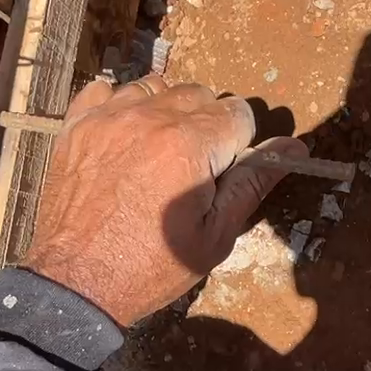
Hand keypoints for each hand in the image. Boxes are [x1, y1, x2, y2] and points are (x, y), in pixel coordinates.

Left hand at [20, 76, 307, 326]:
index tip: (222, 175)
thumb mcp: (215, 236)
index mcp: (190, 144)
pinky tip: (124, 138)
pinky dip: (122, 106)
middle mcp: (150, 117)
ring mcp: (109, 116)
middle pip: (199, 94)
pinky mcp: (77, 124)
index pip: (238, 114)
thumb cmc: (151, 268)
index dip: (238, 146)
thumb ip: (252, 184)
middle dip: (206, 124)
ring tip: (158, 153)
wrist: (78, 283)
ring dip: (167, 111)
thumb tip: (294, 145)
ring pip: (156, 87)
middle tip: (193, 169)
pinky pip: (108, 90)